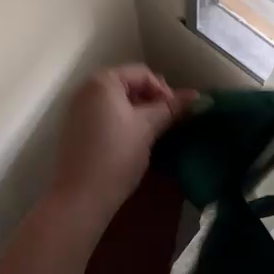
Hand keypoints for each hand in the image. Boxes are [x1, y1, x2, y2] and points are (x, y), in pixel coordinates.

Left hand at [48, 64, 197, 216]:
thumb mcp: (147, 128)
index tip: (177, 113)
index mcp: (103, 81)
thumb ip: (171, 108)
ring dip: (139, 112)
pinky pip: (105, 114)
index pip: (143, 74)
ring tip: (154, 132)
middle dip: (151, 100)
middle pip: (129, 84)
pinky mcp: (75, 129)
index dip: (164, 90)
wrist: (79, 200)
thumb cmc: (116, 157)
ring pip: (118, 101)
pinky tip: (133, 141)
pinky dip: (122, 121)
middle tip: (168, 121)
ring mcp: (78, 108)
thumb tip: (198, 95)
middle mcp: (87, 88)